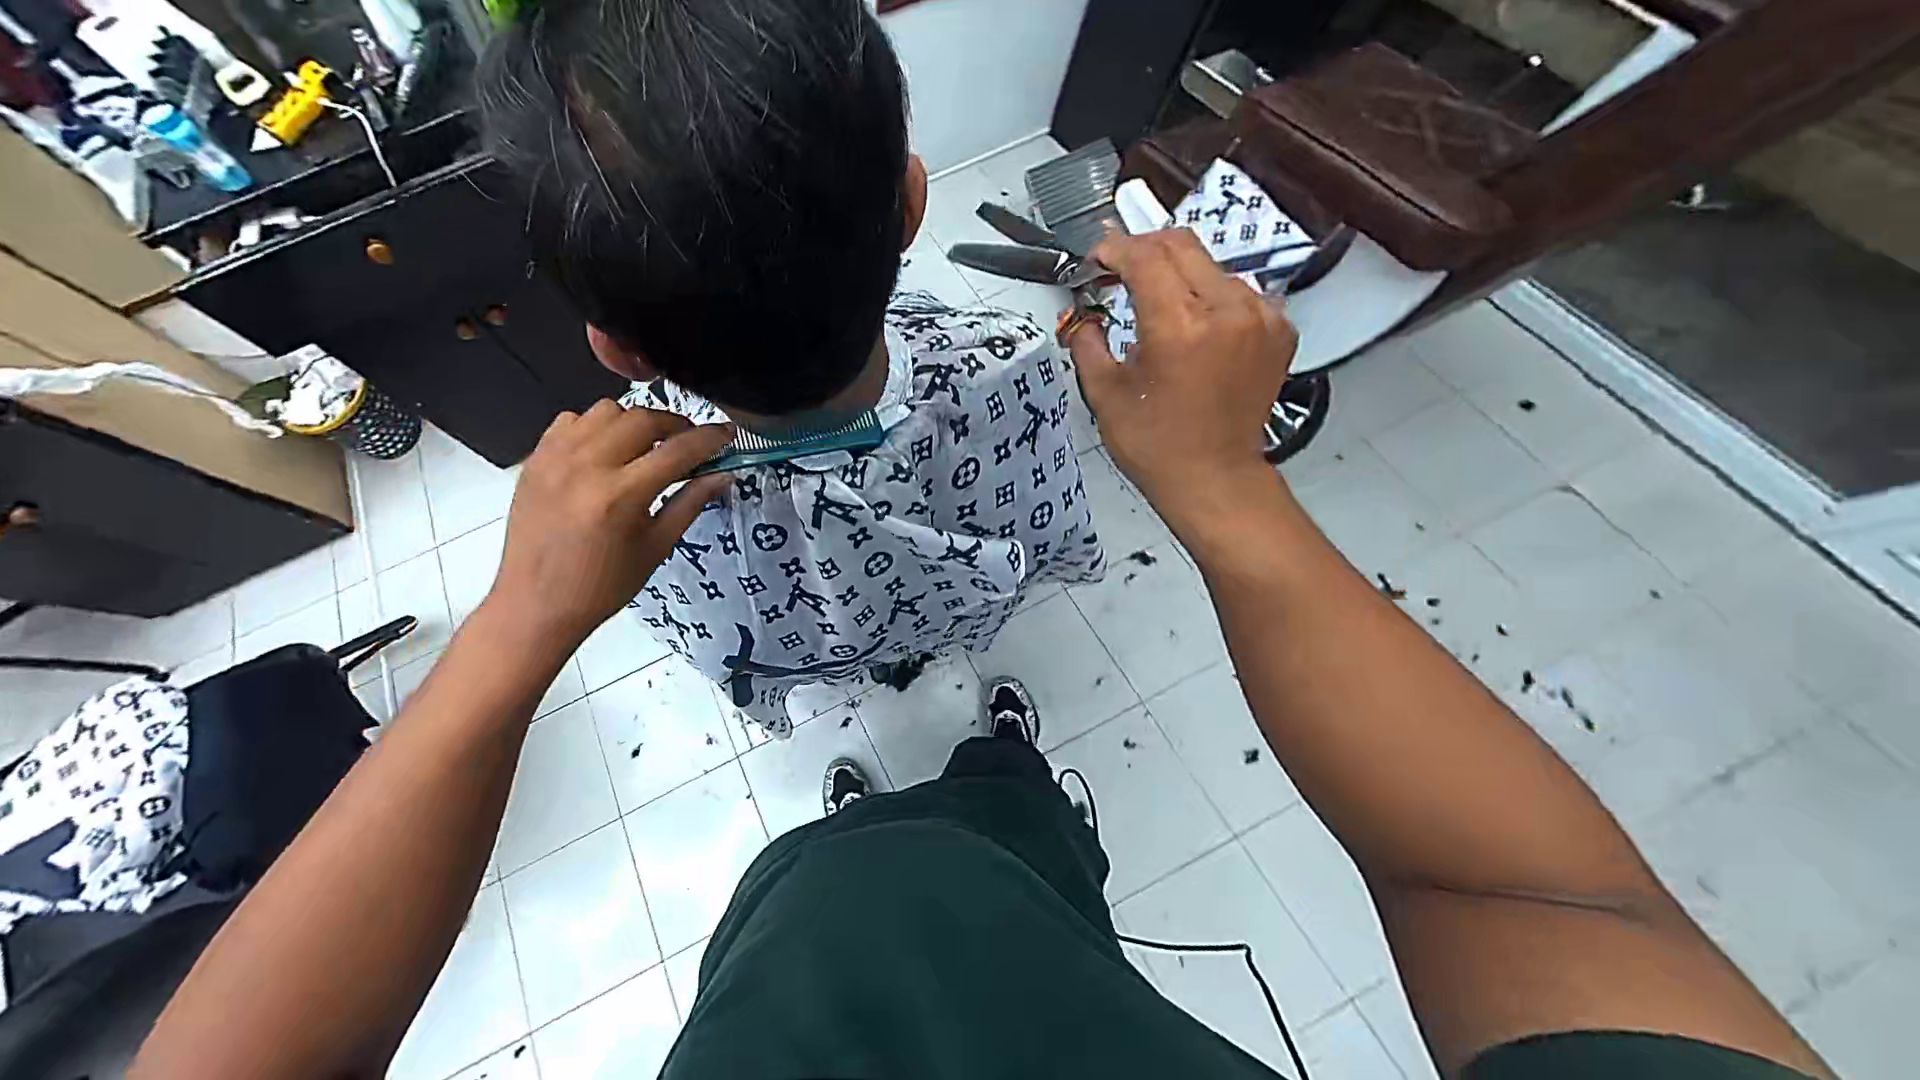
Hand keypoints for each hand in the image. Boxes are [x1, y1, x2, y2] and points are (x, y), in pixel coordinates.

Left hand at [484, 400, 731, 645]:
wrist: (536, 604)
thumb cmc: (604, 584)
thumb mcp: (658, 546)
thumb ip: (691, 502)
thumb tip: (724, 474)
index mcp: (621, 496)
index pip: (677, 451)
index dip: (709, 438)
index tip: (727, 434)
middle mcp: (585, 467)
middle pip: (642, 419)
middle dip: (675, 425)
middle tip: (690, 443)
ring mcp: (555, 459)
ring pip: (607, 411)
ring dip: (636, 422)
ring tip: (648, 445)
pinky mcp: (535, 459)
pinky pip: (572, 420)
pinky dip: (597, 427)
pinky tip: (608, 451)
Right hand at [1068, 230, 1298, 532]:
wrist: (1214, 477)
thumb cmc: (1161, 447)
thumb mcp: (1105, 394)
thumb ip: (1087, 342)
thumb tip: (1082, 317)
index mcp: (1178, 327)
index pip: (1145, 255)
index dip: (1115, 249)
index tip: (1100, 259)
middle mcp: (1226, 313)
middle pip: (1181, 245)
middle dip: (1144, 252)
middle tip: (1120, 273)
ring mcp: (1259, 319)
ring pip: (1211, 265)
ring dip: (1178, 275)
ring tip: (1156, 306)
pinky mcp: (1278, 331)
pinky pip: (1239, 290)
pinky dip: (1211, 297)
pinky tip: (1193, 325)